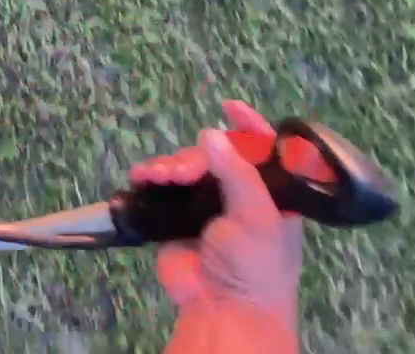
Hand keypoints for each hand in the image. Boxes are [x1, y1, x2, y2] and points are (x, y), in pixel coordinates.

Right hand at [132, 100, 302, 353]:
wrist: (221, 307)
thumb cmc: (255, 268)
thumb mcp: (258, 220)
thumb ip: (238, 176)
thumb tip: (212, 133)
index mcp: (272, 200)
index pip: (267, 155)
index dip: (252, 130)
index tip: (231, 107)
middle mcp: (239, 198)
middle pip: (213, 157)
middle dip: (191, 158)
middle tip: (178, 173)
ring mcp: (206, 207)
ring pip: (183, 167)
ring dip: (166, 166)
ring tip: (155, 178)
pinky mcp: (175, 215)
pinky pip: (160, 184)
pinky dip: (149, 177)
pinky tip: (142, 179)